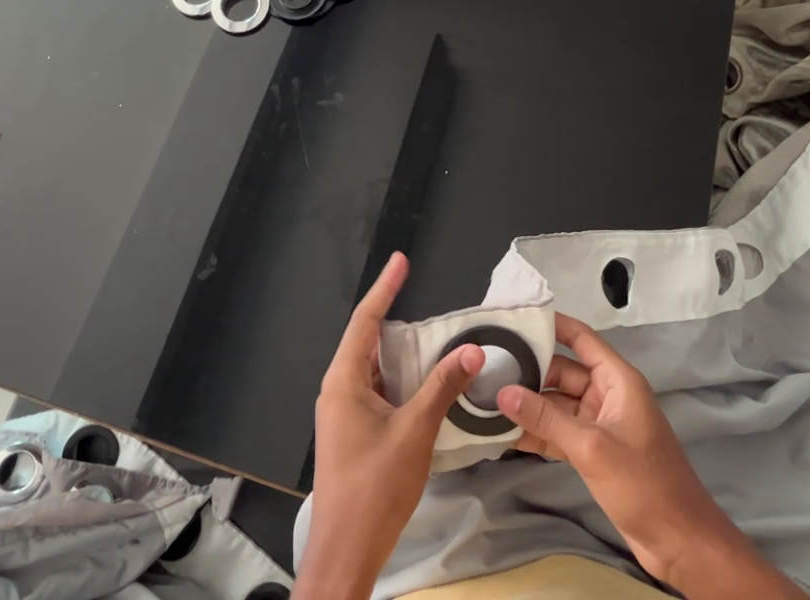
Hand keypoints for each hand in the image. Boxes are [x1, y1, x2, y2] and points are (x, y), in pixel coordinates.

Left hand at [295, 253, 484, 599]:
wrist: (347, 547)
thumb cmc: (375, 486)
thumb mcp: (414, 432)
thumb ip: (443, 388)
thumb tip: (470, 352)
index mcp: (344, 380)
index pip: (365, 321)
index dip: (385, 288)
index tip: (400, 262)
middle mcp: (338, 390)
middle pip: (368, 343)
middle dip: (398, 323)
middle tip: (431, 309)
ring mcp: (343, 413)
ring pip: (375, 370)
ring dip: (403, 357)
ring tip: (436, 343)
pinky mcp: (353, 432)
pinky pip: (378, 393)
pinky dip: (402, 383)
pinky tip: (427, 387)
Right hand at [496, 314, 801, 599]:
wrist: (679, 542)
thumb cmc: (644, 484)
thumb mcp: (591, 447)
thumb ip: (545, 418)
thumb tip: (502, 392)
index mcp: (618, 380)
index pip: (581, 338)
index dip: (551, 325)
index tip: (514, 318)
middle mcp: (608, 395)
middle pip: (562, 371)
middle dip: (528, 370)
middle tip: (485, 367)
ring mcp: (600, 424)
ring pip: (556, 403)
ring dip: (527, 405)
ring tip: (484, 398)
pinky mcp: (594, 452)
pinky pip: (558, 432)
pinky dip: (536, 432)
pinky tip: (503, 433)